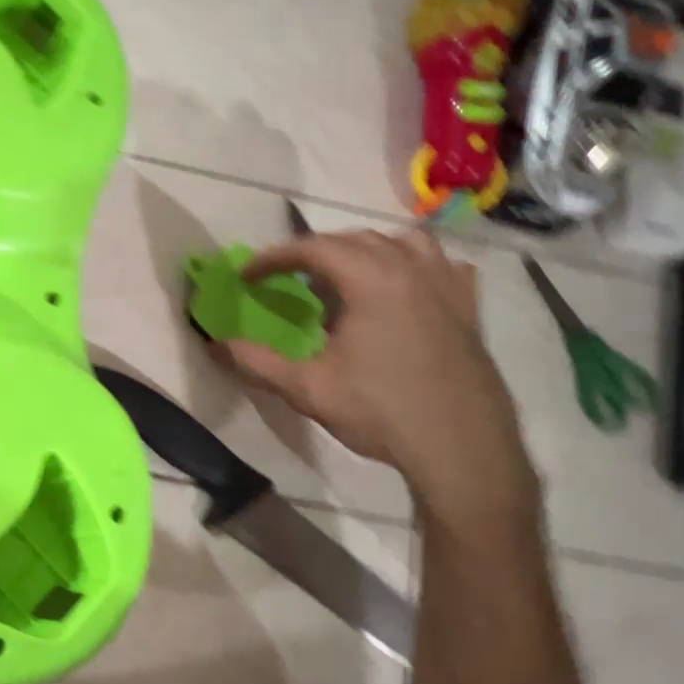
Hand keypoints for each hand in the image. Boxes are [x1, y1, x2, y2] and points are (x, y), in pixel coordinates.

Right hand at [217, 228, 536, 519]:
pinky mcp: (468, 307)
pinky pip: (440, 265)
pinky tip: (401, 287)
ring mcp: (448, 286)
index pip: (315, 248)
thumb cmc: (379, 410)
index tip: (248, 275)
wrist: (459, 443)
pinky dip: (413, 265)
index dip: (274, 257)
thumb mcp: (306, 389)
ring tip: (343, 274)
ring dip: (366, 249)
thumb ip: (256, 362)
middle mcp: (413, 270)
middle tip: (285, 276)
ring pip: (404, 242)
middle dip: (315, 251)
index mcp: (372, 281)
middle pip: (357, 239)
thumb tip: (215, 345)